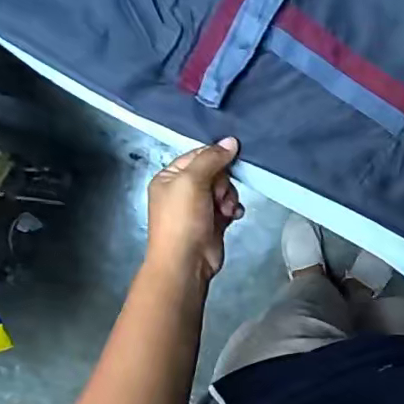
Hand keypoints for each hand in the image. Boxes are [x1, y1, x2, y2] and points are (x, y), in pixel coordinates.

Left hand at [145, 137, 242, 281]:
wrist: (186, 262)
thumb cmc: (182, 219)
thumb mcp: (192, 181)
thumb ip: (211, 159)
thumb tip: (231, 141)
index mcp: (169, 177)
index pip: (197, 156)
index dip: (215, 156)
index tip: (233, 156)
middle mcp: (182, 190)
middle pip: (213, 172)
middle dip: (223, 182)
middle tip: (220, 195)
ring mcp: (198, 207)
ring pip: (224, 189)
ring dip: (229, 197)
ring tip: (226, 210)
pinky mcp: (213, 222)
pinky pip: (228, 206)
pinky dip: (233, 209)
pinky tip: (233, 216)